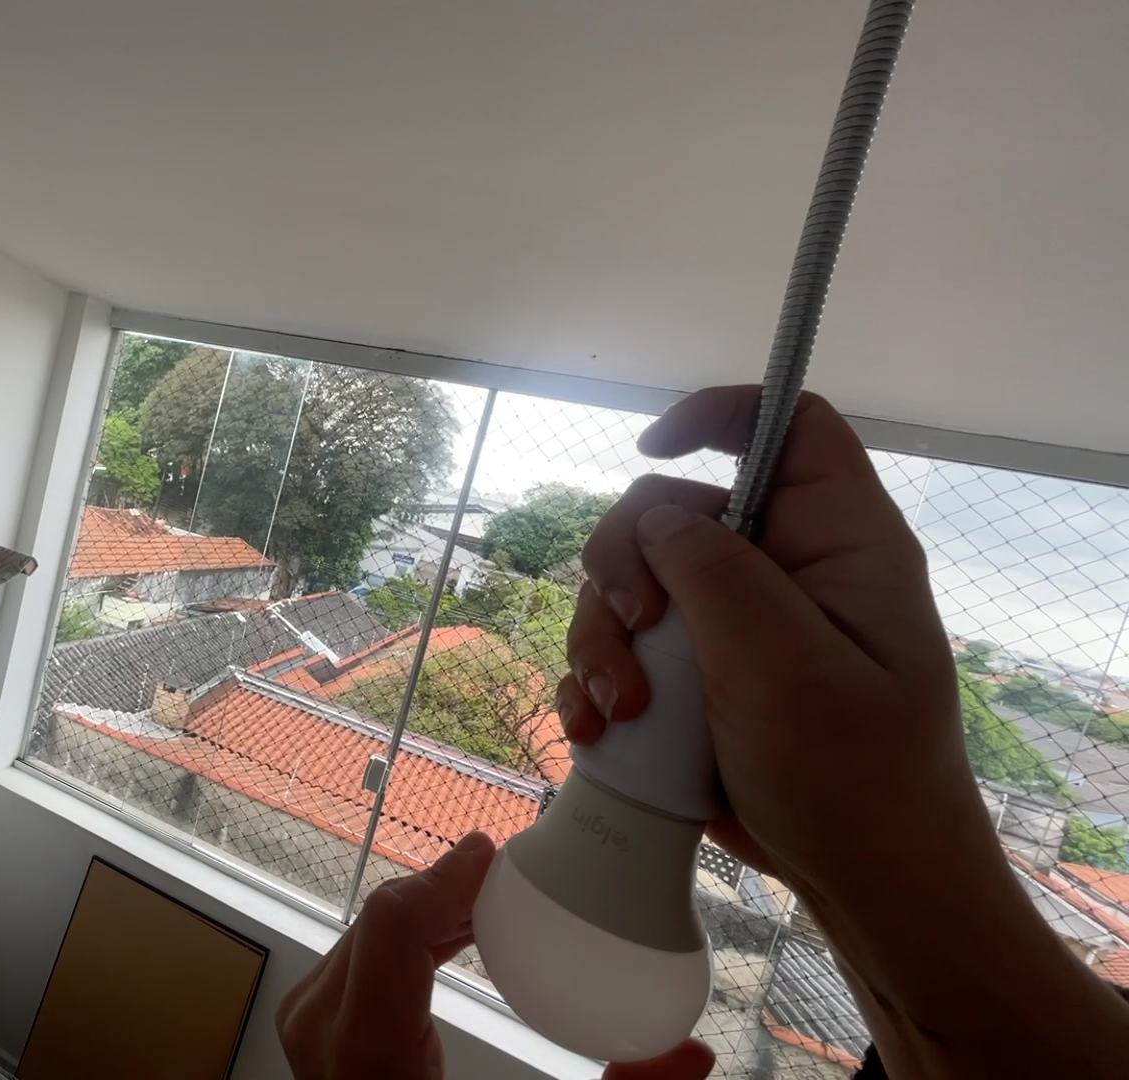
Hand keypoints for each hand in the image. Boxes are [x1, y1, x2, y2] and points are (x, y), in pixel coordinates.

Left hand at [276, 832, 714, 1079]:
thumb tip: (692, 1053)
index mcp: (365, 1050)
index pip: (392, 925)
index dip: (442, 878)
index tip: (488, 850)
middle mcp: (321, 1018)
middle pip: (384, 919)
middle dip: (449, 889)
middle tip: (512, 875)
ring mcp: (309, 1012)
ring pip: (371, 929)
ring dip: (433, 909)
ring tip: (494, 896)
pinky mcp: (315, 1014)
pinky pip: (365, 953)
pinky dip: (414, 936)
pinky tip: (458, 930)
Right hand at [558, 385, 977, 900]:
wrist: (847, 875)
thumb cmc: (847, 771)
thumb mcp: (785, 665)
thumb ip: (717, 572)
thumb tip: (654, 517)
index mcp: (830, 546)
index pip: (785, 430)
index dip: (719, 415)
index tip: (652, 449)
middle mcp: (768, 570)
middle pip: (664, 509)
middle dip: (623, 564)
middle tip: (633, 625)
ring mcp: (718, 621)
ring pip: (620, 584)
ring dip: (599, 642)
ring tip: (619, 708)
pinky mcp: (680, 668)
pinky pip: (609, 645)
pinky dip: (589, 680)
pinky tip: (596, 725)